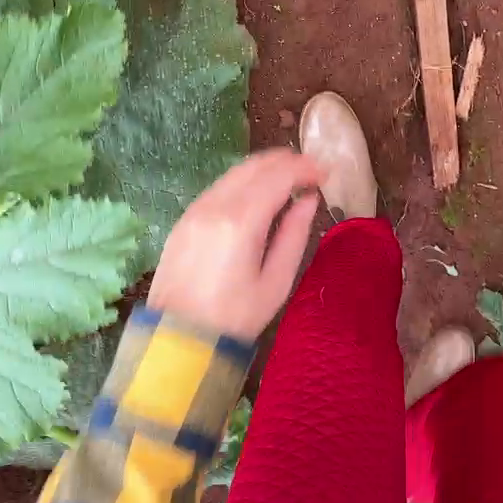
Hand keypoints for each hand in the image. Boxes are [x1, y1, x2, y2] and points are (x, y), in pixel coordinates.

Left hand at [147, 150, 325, 340]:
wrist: (176, 341)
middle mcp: (215, 206)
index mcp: (241, 222)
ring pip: (236, 171)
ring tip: (289, 179)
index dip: (306, 168)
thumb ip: (295, 235)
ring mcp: (196, 210)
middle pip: (256, 165)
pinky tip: (258, 194)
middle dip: (287, 161)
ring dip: (265, 168)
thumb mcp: (276, 283)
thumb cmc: (234, 318)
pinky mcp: (184, 219)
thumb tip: (308, 200)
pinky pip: (220, 186)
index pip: (279, 176)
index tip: (325, 173)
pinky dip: (245, 181)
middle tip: (311, 171)